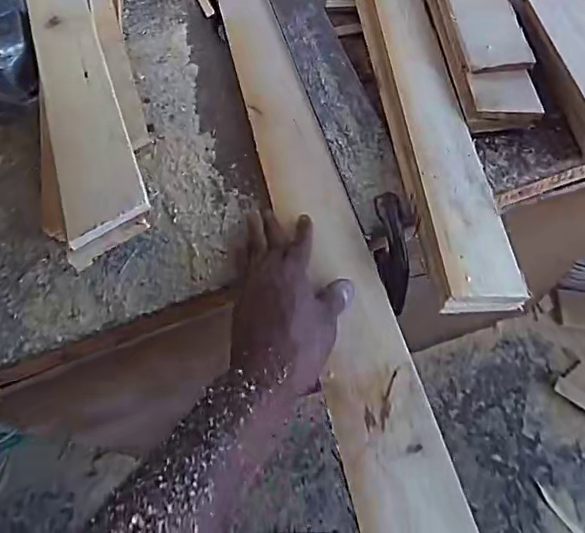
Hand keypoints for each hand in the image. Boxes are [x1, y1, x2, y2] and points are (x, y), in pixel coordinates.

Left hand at [230, 211, 352, 402]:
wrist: (262, 374)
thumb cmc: (299, 347)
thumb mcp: (325, 325)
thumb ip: (333, 301)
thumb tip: (345, 285)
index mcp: (294, 272)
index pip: (300, 245)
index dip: (304, 231)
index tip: (304, 219)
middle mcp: (271, 271)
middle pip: (271, 241)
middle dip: (271, 225)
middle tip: (267, 211)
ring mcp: (252, 283)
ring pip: (252, 250)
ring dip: (253, 234)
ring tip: (250, 220)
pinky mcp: (240, 298)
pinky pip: (241, 268)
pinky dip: (242, 256)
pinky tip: (240, 253)